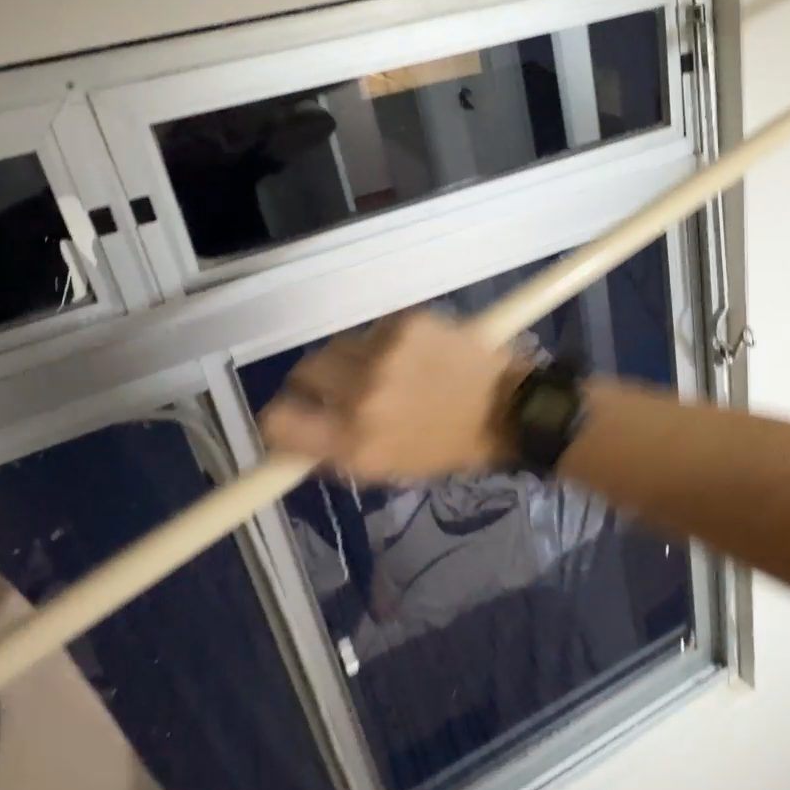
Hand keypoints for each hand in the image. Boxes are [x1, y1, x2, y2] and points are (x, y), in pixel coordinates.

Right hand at [260, 311, 522, 481]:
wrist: (511, 408)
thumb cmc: (450, 446)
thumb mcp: (389, 466)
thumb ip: (338, 449)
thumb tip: (296, 434)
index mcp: (355, 444)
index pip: (278, 422)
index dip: (279, 417)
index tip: (293, 413)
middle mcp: (362, 398)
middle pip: (303, 372)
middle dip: (317, 380)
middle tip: (345, 386)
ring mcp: (383, 355)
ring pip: (339, 345)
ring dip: (354, 358)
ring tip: (392, 370)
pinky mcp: (406, 323)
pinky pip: (375, 329)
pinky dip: (388, 340)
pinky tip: (417, 353)